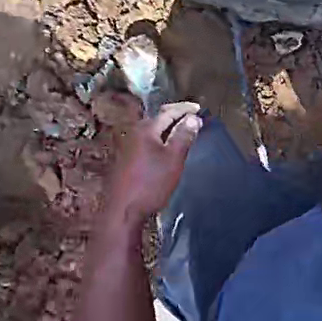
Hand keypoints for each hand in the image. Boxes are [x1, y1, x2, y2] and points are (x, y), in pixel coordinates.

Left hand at [101, 101, 201, 223]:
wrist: (122, 211)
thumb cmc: (151, 184)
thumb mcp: (173, 159)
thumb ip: (183, 136)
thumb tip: (193, 118)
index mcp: (146, 129)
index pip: (168, 112)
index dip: (185, 109)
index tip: (199, 109)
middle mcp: (133, 133)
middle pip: (158, 119)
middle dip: (175, 117)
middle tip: (192, 118)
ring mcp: (127, 147)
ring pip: (151, 131)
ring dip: (167, 129)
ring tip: (182, 132)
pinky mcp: (125, 160)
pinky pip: (146, 142)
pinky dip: (159, 140)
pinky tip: (165, 149)